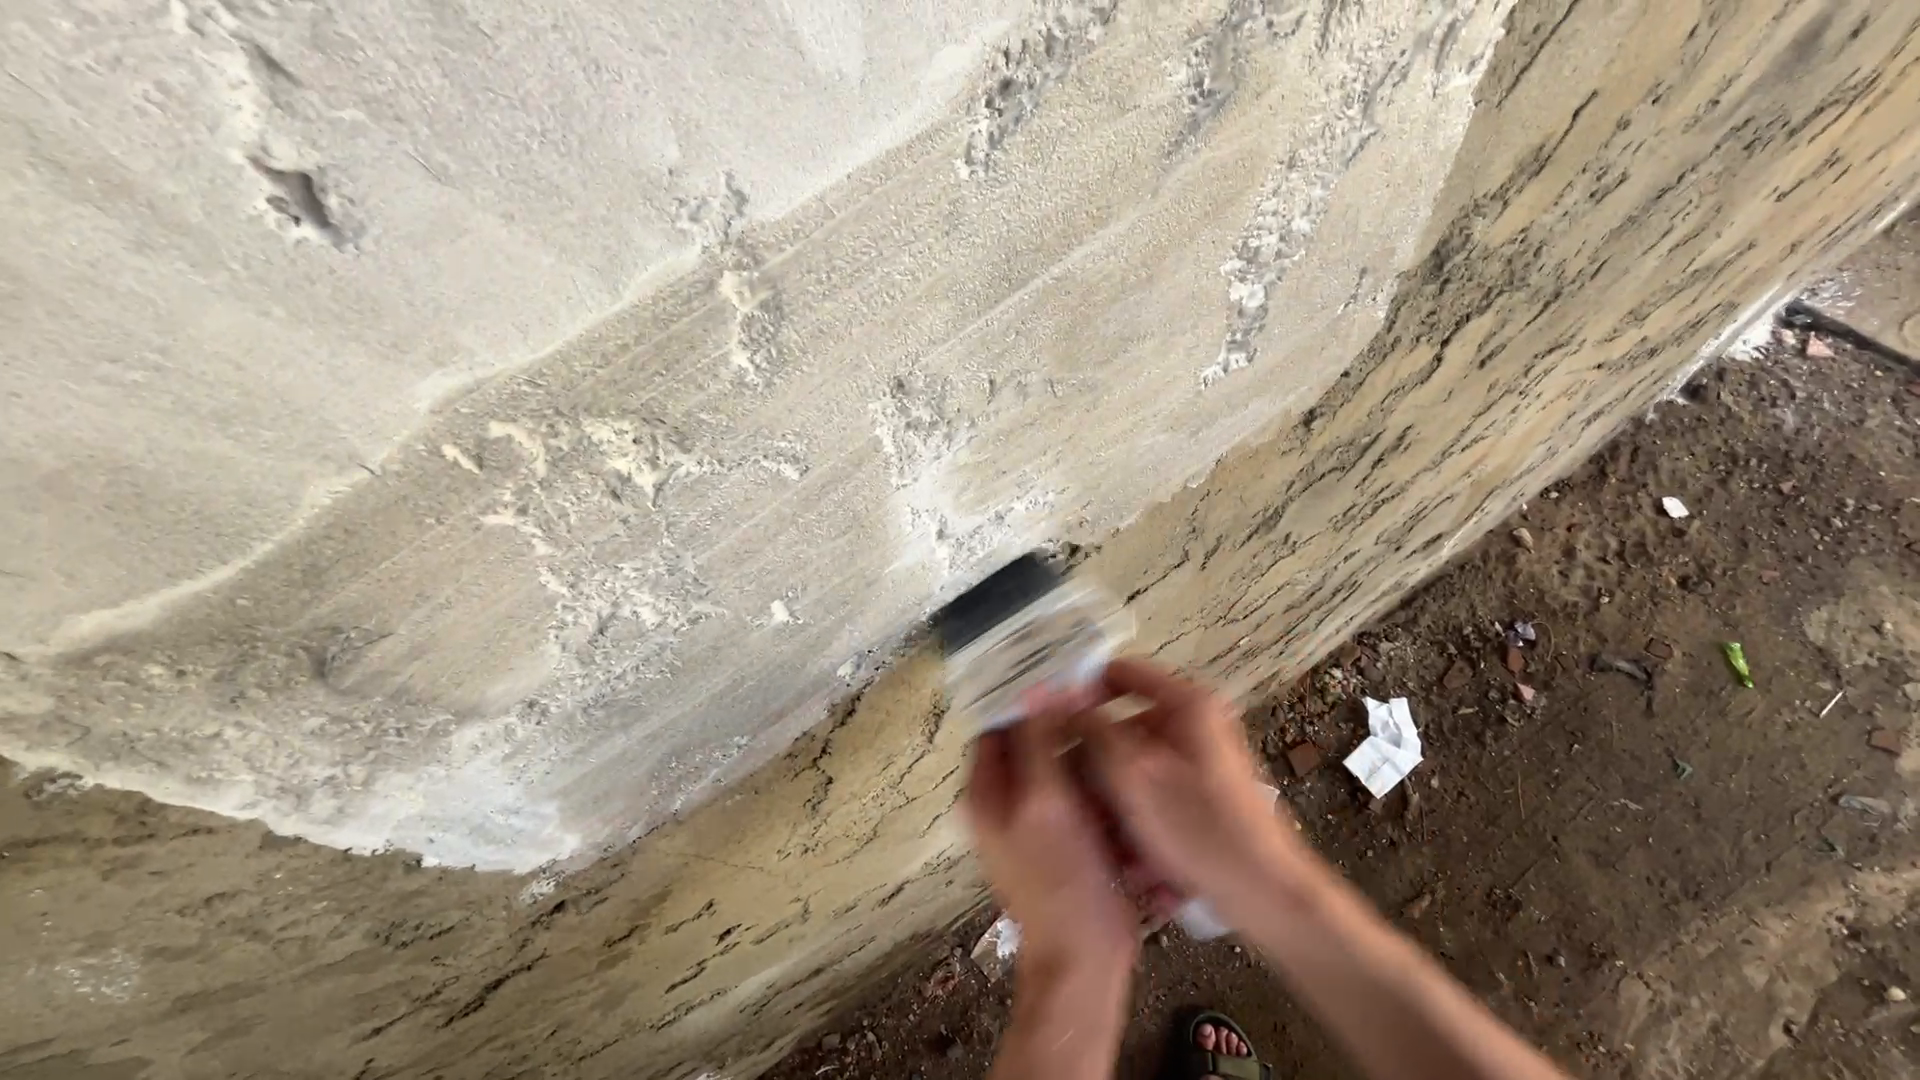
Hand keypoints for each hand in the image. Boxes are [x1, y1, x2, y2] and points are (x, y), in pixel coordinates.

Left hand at [963, 698, 1139, 973]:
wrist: (1085, 958)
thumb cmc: (1062, 879)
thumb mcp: (1047, 803)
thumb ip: (1038, 742)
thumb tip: (1037, 686)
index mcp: (985, 792)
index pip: (999, 726)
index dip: (1029, 703)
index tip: (1070, 683)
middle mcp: (1004, 803)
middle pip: (1033, 747)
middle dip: (1067, 733)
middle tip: (1106, 715)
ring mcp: (1036, 824)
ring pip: (1061, 771)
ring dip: (1088, 761)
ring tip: (1120, 746)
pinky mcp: (1066, 841)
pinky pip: (1080, 799)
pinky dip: (1099, 791)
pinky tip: (1126, 784)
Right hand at [1078, 658, 1324, 927]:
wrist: (1269, 899)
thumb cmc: (1201, 831)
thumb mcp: (1135, 776)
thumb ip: (1093, 729)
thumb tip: (1056, 694)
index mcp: (1187, 704)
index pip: (1119, 673)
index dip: (1081, 694)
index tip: (1051, 729)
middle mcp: (1195, 725)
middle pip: (1122, 730)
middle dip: (1096, 771)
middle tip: (1075, 806)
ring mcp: (1200, 764)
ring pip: (1133, 771)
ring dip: (1115, 808)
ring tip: (1112, 850)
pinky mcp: (1202, 799)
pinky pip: (1154, 798)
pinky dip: (1140, 825)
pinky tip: (1138, 868)